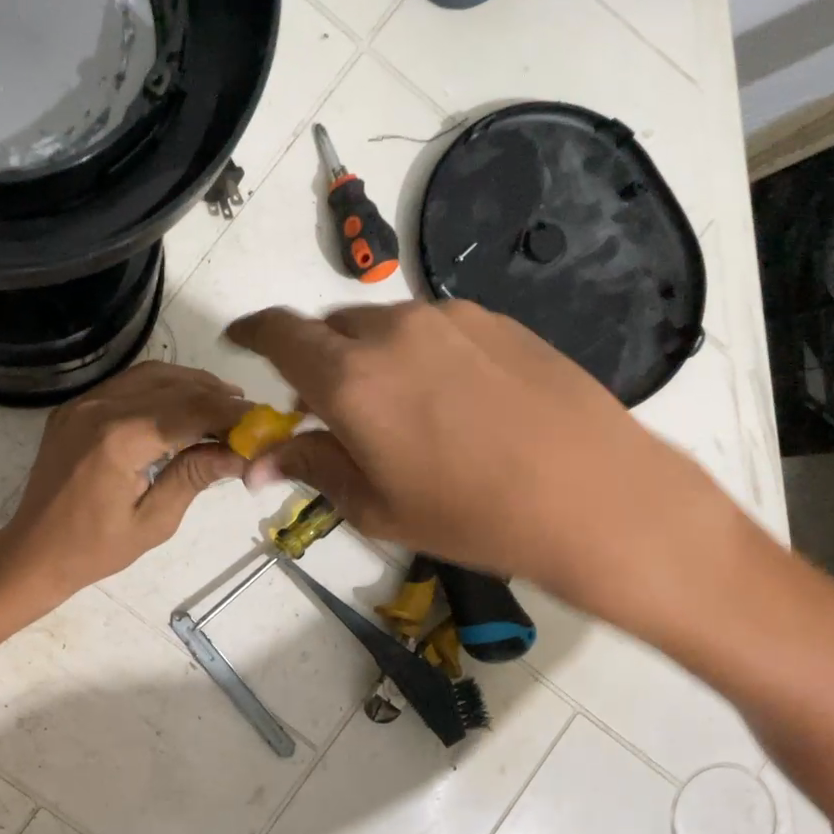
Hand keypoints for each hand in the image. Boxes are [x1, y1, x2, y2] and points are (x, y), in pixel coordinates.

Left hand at [0, 362, 250, 601]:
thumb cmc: (94, 549)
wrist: (33, 552)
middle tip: (248, 414)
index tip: (263, 421)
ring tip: (223, 404)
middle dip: (214, 396)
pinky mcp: (73, 409)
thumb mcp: (154, 521)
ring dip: (189, 385)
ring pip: (149, 376)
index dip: (230, 413)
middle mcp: (98, 409)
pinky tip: (181, 405)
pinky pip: (125, 385)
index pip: (189, 410)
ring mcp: (82, 404)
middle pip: (172, 386)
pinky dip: (159, 388)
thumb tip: (241, 453)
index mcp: (118, 440)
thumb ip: (194, 477)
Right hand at [225, 301, 741, 614]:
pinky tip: (448, 401)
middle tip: (326, 408)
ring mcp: (449, 318)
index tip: (240, 341)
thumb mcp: (375, 505)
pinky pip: (432, 327)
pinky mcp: (495, 320)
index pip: (279, 334)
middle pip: (329, 328)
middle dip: (314, 359)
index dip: (251, 333)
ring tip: (395, 409)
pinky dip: (416, 353)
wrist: (593, 495)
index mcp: (350, 378)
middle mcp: (392, 331)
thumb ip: (311, 467)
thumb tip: (257, 463)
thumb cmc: (470, 514)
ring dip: (367, 356)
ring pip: (381, 326)